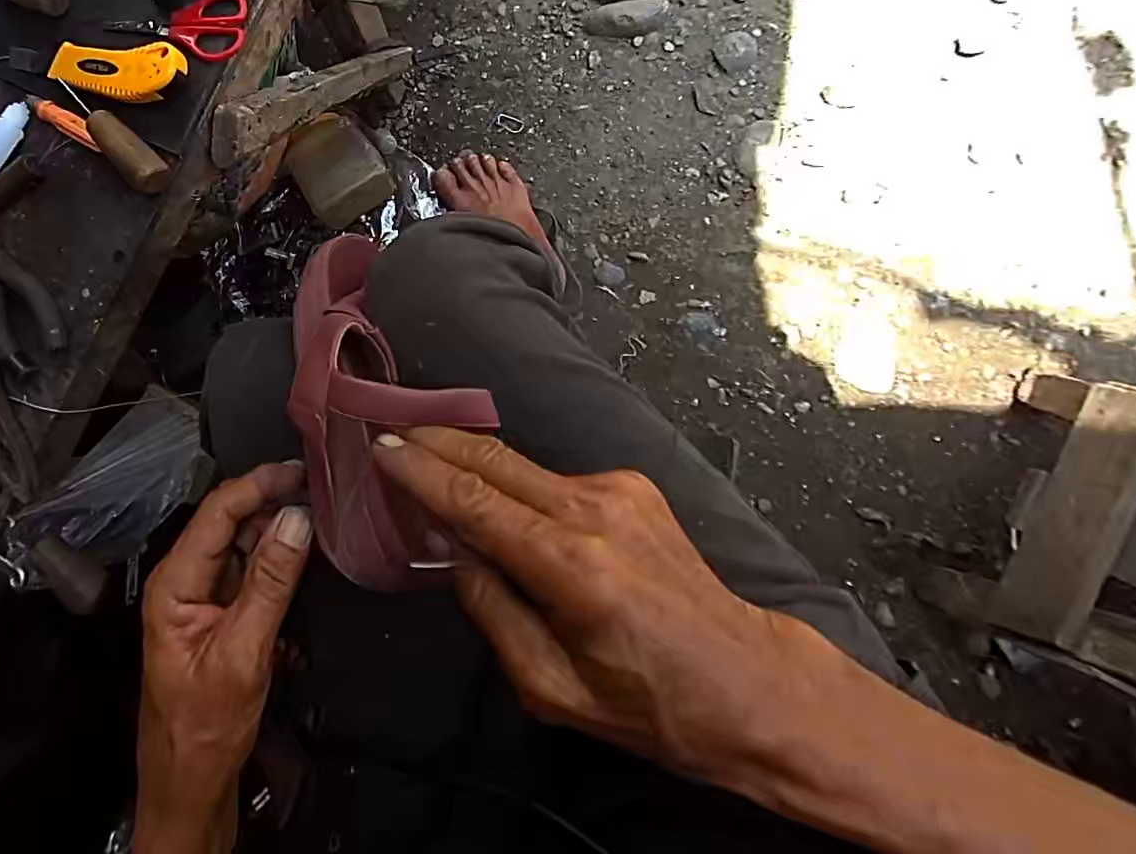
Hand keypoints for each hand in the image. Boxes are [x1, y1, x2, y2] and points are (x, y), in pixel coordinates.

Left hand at [136, 462, 311, 853]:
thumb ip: (270, 583)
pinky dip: (273, 559)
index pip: (216, 512)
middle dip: (270, 503)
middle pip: (227, 521)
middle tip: (314, 494)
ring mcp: (201, 595)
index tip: (296, 472)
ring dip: (274, 530)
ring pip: (240, 543)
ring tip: (312, 523)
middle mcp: (184, 580)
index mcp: (174, 584)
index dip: (257, 485)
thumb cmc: (202, 731)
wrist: (189, 786)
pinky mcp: (218, 611)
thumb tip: (295, 522)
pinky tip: (297, 558)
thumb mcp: (243, 653)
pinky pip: (247, 569)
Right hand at [371, 427, 812, 781]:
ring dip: (468, 456)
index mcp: (572, 568)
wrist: (754, 684)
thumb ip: (490, 608)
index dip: (419, 470)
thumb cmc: (651, 704)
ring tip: (426, 452)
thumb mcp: (550, 687)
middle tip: (391, 430)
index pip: (473, 500)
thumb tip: (451, 547)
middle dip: (434, 440)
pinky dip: (513, 480)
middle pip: (492, 459)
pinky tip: (497, 493)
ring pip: (520, 463)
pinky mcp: (632, 485)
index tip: (381, 447)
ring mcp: (618, 490)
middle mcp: (594, 511)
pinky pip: (551, 478)